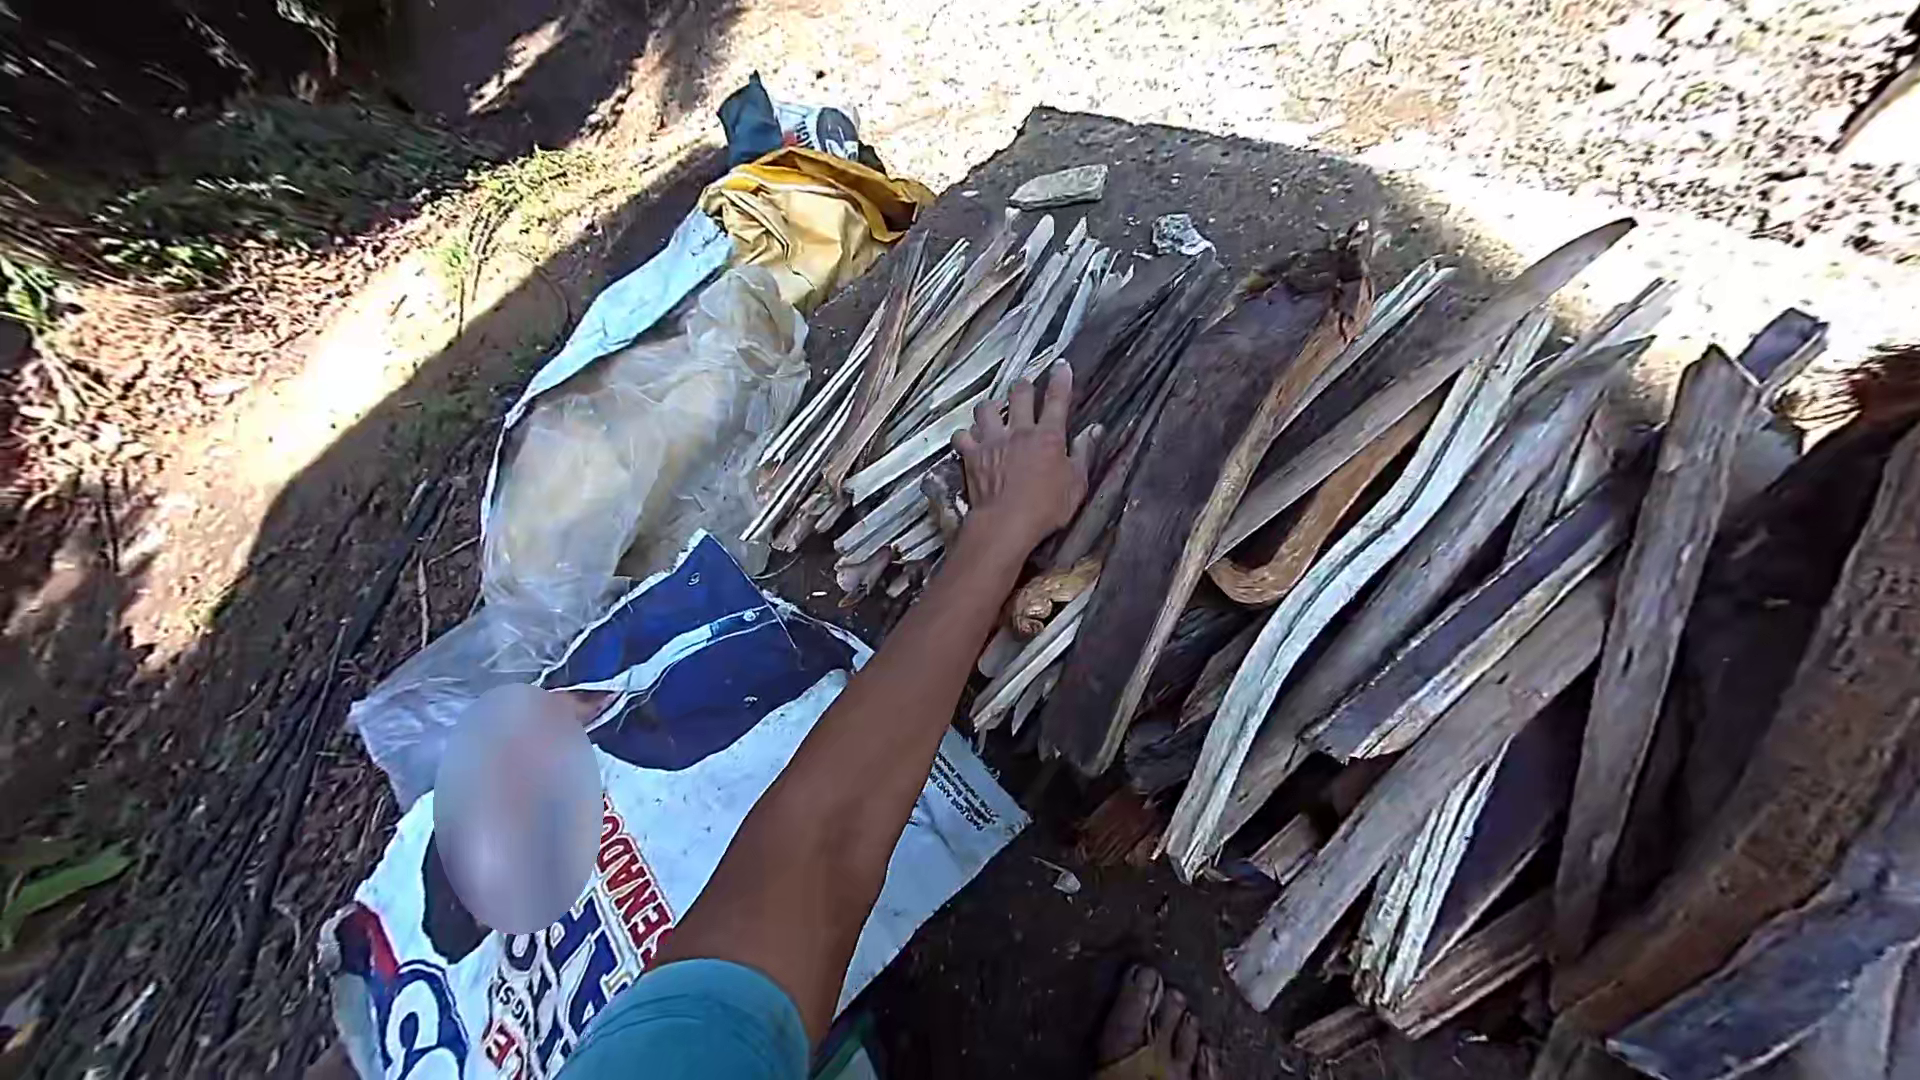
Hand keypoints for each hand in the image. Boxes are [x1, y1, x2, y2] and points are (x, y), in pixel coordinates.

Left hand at [951, 362, 1097, 554]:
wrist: (1006, 523)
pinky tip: (968, 438)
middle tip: (1023, 388)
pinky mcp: (971, 456)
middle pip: (1019, 396)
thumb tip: (1094, 430)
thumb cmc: (1046, 508)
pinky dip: (965, 434)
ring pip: (986, 409)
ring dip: (990, 407)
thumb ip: (1084, 454)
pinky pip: (962, 435)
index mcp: (1048, 437)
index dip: (1061, 380)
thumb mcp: (1076, 484)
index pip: (1057, 400)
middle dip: (1022, 387)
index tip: (1061, 366)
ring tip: (993, 411)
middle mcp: (1019, 432)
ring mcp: (992, 441)